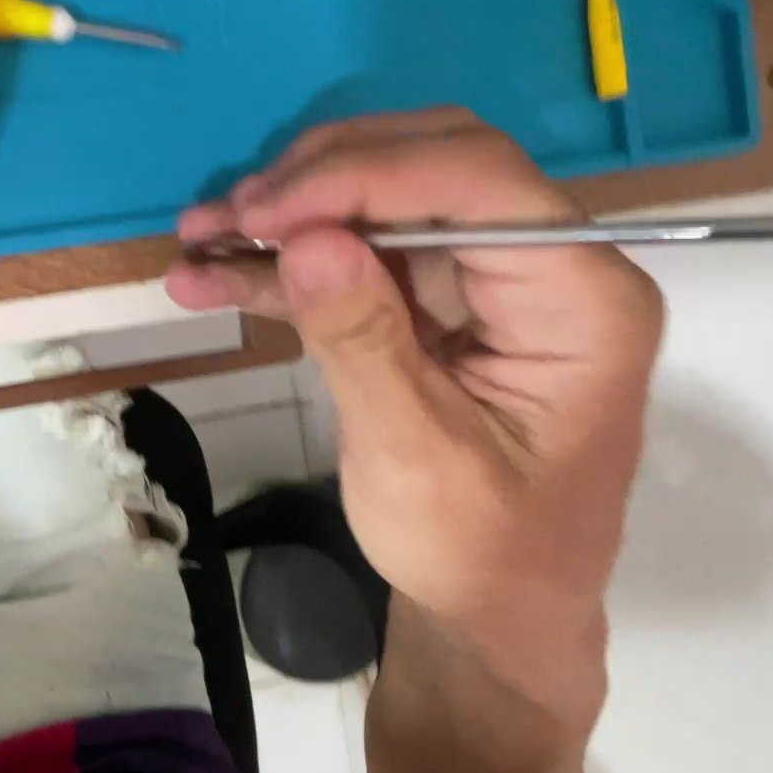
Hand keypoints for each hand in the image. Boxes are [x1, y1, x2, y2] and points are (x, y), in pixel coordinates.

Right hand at [169, 109, 662, 661]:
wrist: (485, 605)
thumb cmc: (477, 549)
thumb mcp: (416, 456)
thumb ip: (364, 344)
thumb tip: (307, 243)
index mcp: (577, 297)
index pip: (475, 182)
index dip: (360, 177)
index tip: (260, 214)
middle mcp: (534, 266)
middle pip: (425, 167)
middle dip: (317, 181)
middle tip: (229, 217)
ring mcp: (474, 283)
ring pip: (372, 205)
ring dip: (280, 219)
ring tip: (195, 239)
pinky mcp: (421, 306)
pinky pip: (344, 263)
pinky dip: (276, 267)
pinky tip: (206, 277)